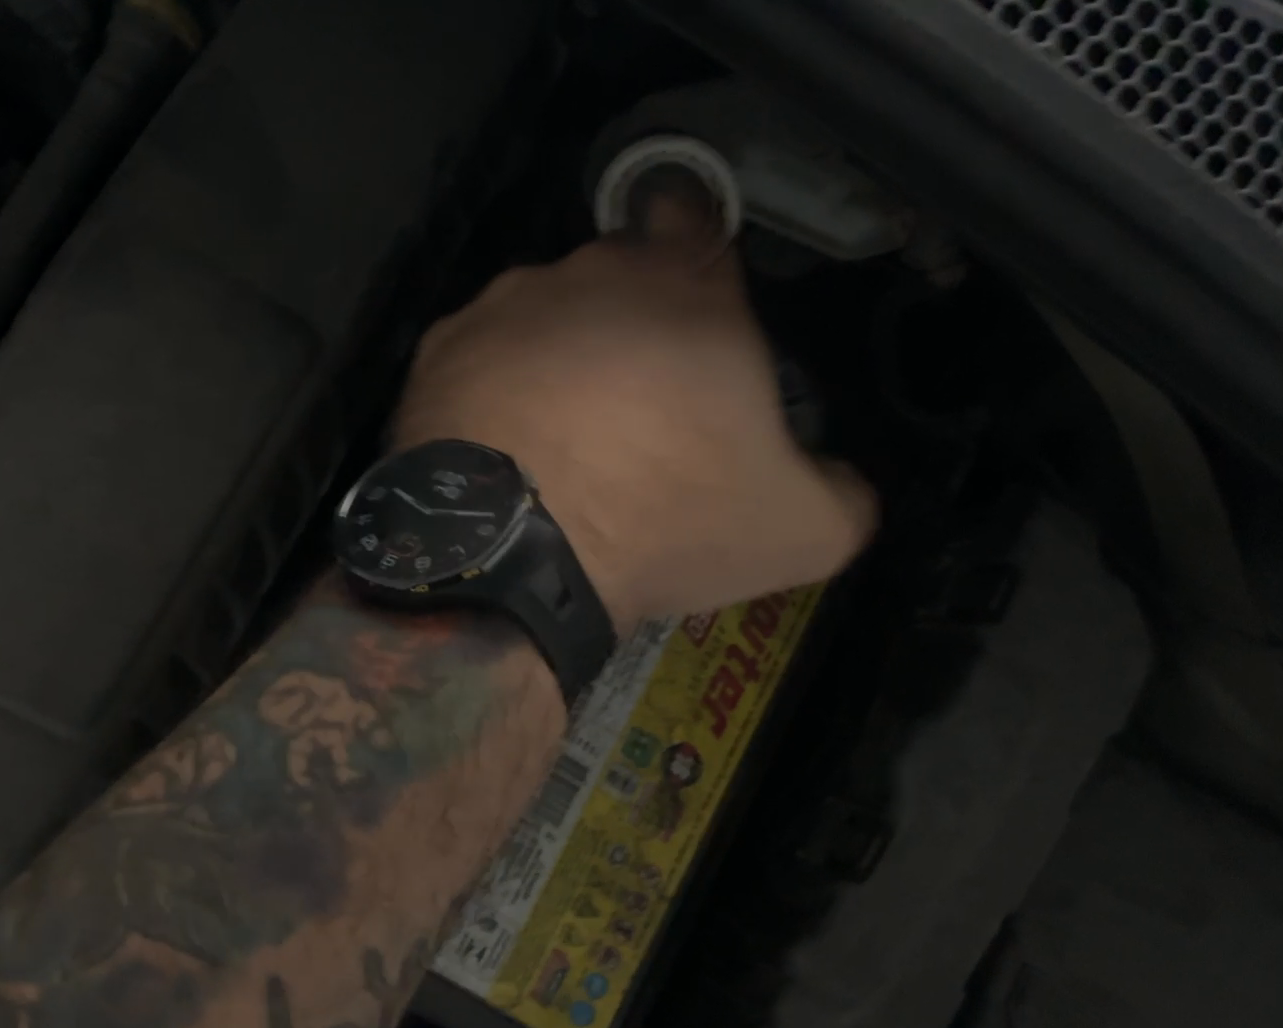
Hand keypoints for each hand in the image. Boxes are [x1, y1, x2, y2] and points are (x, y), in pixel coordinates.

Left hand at [391, 201, 876, 632]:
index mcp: (689, 290)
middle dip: (627, 324)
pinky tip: (503, 442)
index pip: (697, 217)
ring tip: (559, 435)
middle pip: (617, 277)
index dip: (693, 245)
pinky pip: (480, 354)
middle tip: (631, 405)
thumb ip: (840, 490)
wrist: (512, 554)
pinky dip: (493, 385)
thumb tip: (841, 481)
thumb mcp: (799, 528)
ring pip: (544, 314)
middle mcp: (592, 274)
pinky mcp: (441, 348)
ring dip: (557, 356)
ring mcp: (506, 305)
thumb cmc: (664, 521)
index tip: (687, 295)